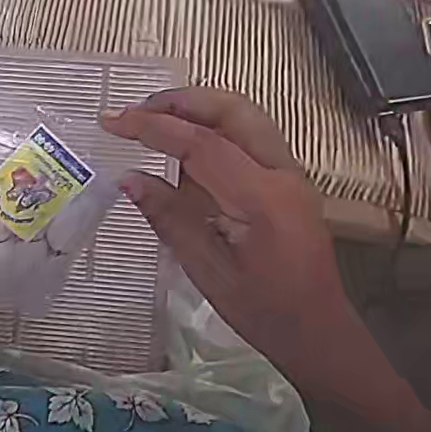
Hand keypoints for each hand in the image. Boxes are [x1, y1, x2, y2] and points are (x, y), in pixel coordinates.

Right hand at [101, 88, 355, 365]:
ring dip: (197, 108)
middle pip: (233, 110)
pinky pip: (248, 136)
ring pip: (245, 116)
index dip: (152, 127)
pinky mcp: (286, 180)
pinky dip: (212, 127)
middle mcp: (282, 173)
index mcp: (261, 198)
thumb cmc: (261, 310)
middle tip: (135, 111)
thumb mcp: (205, 270)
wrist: (318, 331)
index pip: (201, 144)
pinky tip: (182, 144)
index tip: (112, 121)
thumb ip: (168, 217)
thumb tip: (127, 179)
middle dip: (181, 100)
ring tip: (152, 119)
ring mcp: (289, 173)